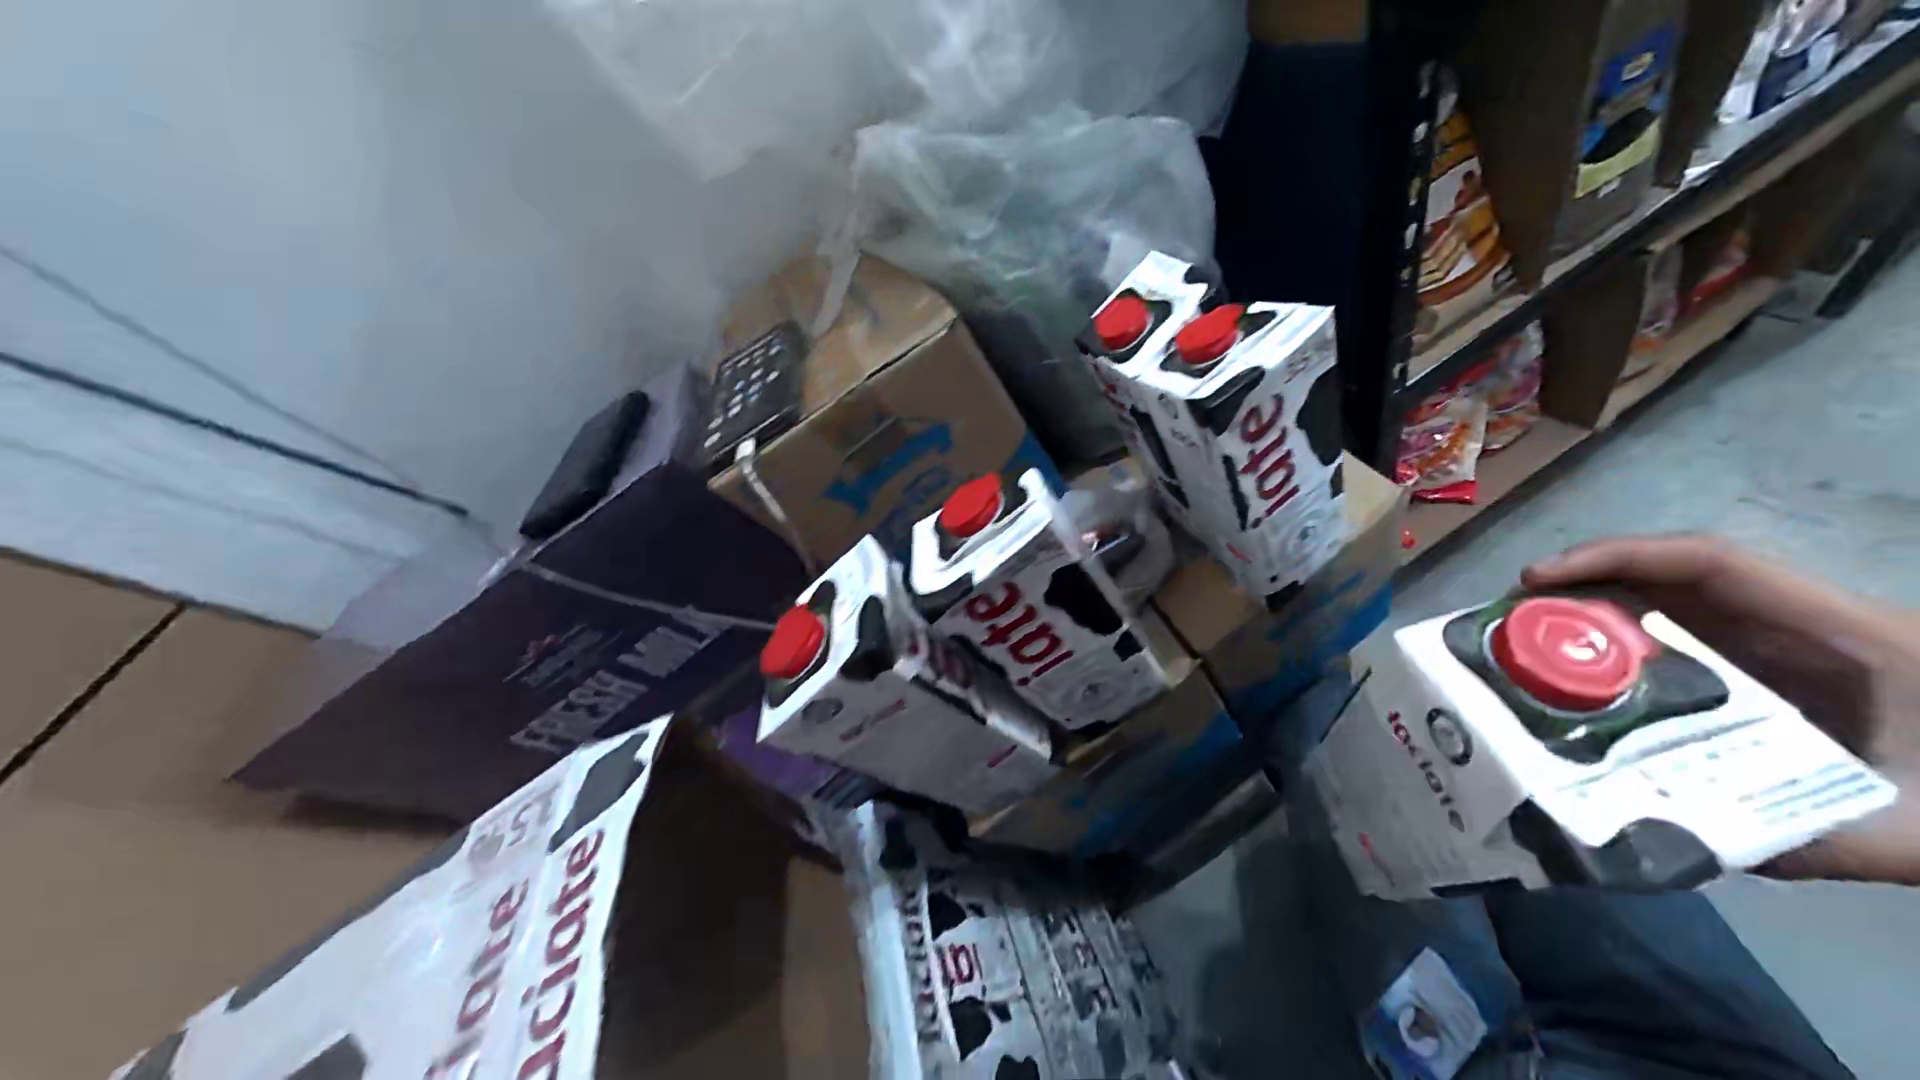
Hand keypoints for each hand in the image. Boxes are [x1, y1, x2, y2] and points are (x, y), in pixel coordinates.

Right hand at [1523, 534, 1919, 885]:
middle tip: (1514, 618)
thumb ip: (1804, 841)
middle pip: (1673, 575)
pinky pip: (1684, 638)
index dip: (1618, 557)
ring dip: (1594, 613)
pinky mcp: (1776, 670)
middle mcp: (1805, 625)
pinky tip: (1588, 675)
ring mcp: (1789, 646)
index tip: (1538, 581)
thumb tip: (1669, 836)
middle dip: (1583, 584)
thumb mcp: (1913, 837)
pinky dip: (1624, 644)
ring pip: (1672, 604)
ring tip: (1531, 642)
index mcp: (1846, 633)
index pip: (1712, 562)